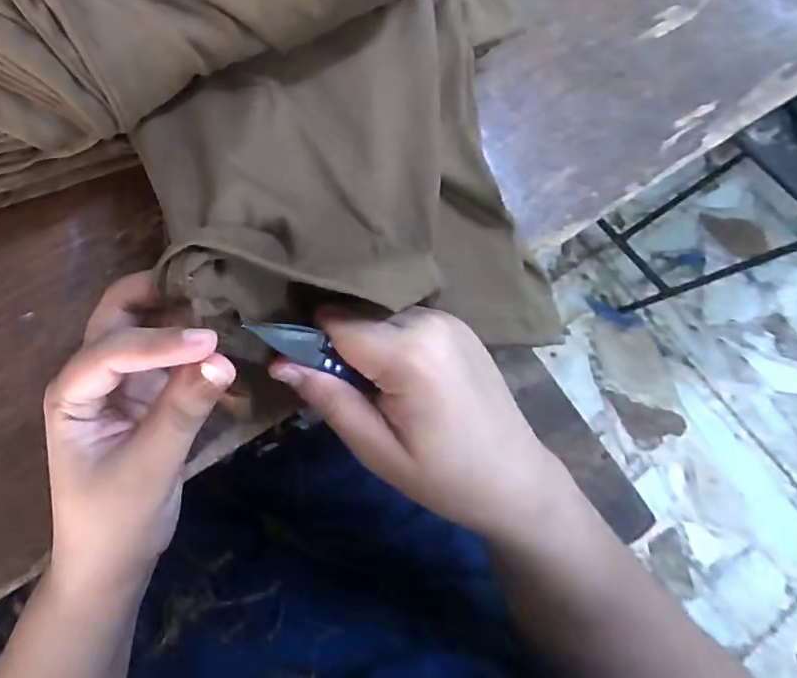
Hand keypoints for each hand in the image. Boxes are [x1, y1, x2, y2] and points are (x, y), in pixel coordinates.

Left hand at [42, 272, 234, 594]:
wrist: (110, 567)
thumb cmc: (114, 523)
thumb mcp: (149, 470)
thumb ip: (182, 411)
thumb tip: (223, 360)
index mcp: (71, 392)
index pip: (112, 350)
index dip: (160, 341)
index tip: (209, 340)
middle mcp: (90, 375)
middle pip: (117, 314)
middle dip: (155, 294)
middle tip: (203, 284)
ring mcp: (118, 380)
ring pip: (142, 324)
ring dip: (176, 311)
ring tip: (218, 301)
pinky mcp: (144, 391)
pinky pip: (166, 353)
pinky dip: (190, 342)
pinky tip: (221, 336)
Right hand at [269, 307, 573, 539]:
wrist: (518, 481)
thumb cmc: (444, 478)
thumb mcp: (377, 450)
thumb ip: (328, 399)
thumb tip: (278, 362)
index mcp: (410, 354)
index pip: (334, 322)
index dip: (310, 343)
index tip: (306, 372)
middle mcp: (428, 320)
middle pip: (354, 314)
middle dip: (338, 345)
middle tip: (349, 389)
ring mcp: (445, 316)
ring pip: (375, 314)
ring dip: (364, 341)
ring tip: (379, 386)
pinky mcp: (453, 320)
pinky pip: (400, 317)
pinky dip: (387, 338)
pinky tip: (402, 375)